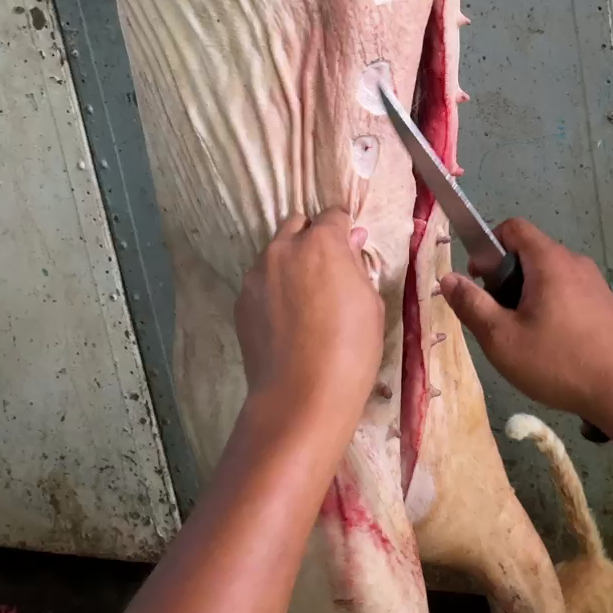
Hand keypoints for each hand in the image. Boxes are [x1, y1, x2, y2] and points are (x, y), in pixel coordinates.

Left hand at [236, 208, 383, 424]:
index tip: (351, 251)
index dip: (345, 231)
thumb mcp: (370, 302)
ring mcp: (257, 274)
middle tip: (327, 272)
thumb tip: (351, 241)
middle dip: (312, 239)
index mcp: (321, 242)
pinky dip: (273, 290)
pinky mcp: (241, 301)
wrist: (301, 397)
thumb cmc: (351, 348)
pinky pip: (261, 282)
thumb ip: (357, 264)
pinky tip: (286, 322)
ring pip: (275, 253)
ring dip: (291, 263)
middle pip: (298, 225)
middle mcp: (284, 249)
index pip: (334, 215)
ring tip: (305, 301)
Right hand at [441, 218, 612, 417]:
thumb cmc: (559, 362)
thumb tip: (447, 278)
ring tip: (524, 337)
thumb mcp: (502, 338)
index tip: (480, 282)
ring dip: (527, 297)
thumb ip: (472, 304)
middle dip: (505, 279)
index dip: (488, 247)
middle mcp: (574, 262)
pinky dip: (551, 308)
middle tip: (499, 319)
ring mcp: (595, 283)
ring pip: (548, 276)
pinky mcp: (606, 305)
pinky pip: (568, 292)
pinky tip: (552, 347)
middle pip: (529, 253)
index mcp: (549, 260)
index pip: (512, 227)